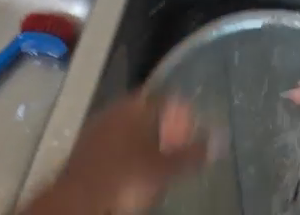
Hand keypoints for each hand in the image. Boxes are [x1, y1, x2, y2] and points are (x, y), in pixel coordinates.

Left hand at [25, 91, 211, 214]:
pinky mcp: (85, 152)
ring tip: (158, 163)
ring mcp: (96, 129)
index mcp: (133, 104)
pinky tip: (133, 172)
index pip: (164, 97)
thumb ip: (192, 153)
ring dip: (143, 142)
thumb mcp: (163, 169)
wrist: (77, 203)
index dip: (181, 112)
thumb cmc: (124, 179)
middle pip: (145, 112)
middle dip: (162, 128)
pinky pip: (114, 146)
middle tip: (178, 148)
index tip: (193, 129)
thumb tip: (222, 136)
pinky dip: (126, 155)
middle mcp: (114, 109)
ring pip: (128, 129)